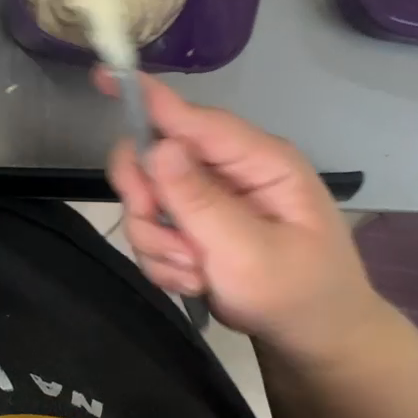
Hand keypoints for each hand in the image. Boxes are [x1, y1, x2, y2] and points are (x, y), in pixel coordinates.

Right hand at [96, 71, 389, 363]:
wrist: (313, 342)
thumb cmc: (300, 295)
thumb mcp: (252, 254)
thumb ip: (201, 202)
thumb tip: (158, 147)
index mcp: (257, 160)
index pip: (191, 119)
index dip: (147, 98)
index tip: (103, 75)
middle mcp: (225, 168)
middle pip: (150, 158)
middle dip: (148, 204)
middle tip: (167, 238)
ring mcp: (204, 195)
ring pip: (141, 199)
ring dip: (158, 243)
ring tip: (195, 275)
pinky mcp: (188, 222)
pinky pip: (146, 227)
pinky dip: (160, 259)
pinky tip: (192, 281)